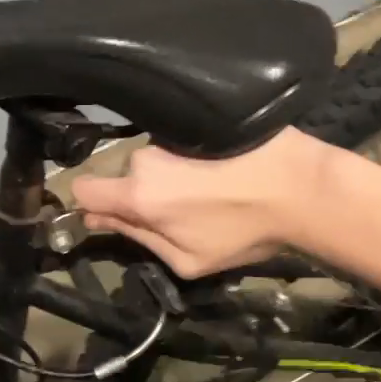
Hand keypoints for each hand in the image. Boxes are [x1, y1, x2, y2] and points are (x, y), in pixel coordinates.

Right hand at [71, 129, 340, 278]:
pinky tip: (218, 170)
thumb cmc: (243, 231)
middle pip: (123, 177)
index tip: (108, 214)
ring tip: (208, 189)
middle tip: (180, 212)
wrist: (299, 186)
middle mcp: (143, 158)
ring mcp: (167, 136)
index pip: (81, 189)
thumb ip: (140, 240)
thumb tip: (101, 221)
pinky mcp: (192, 121)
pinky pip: (173, 145)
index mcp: (138, 195)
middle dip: (141, 194)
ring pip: (151, 162)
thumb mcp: (190, 260)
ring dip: (168, 176)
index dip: (89, 204)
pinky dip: (188, 159)